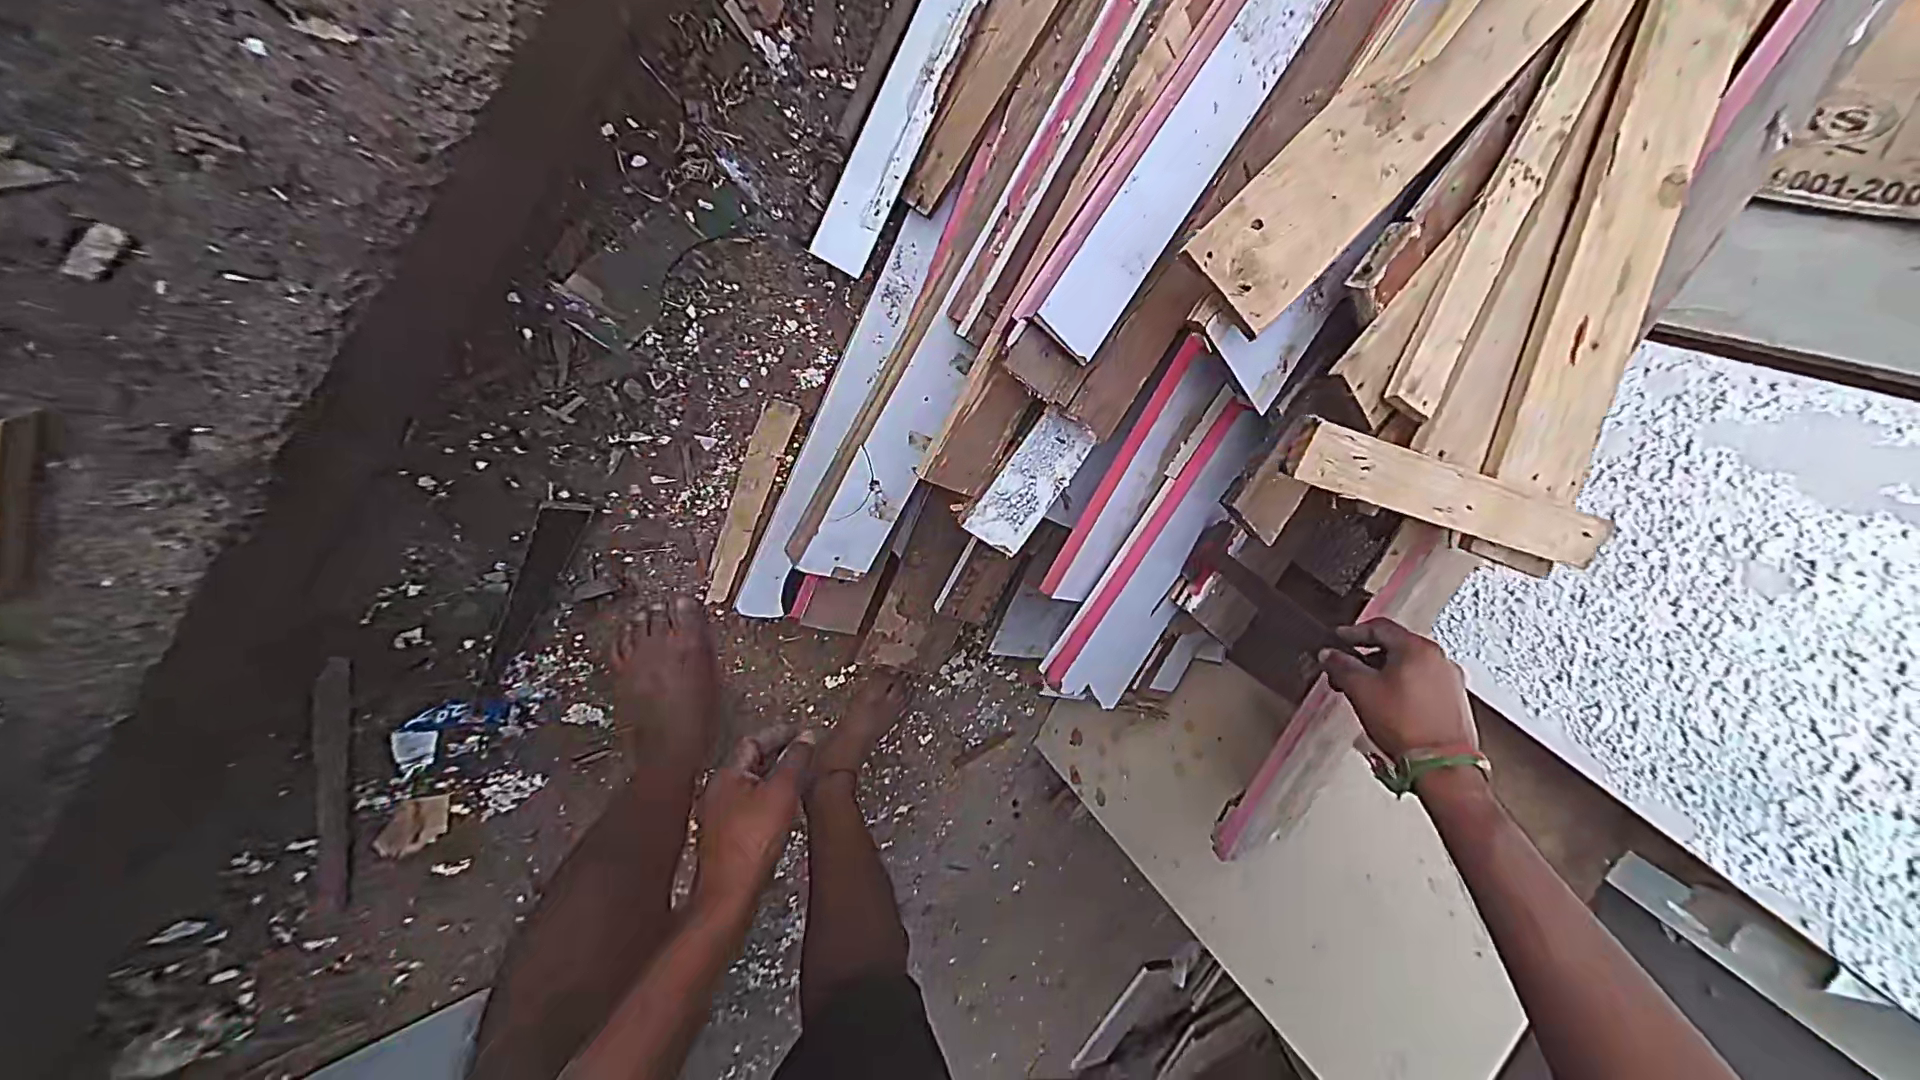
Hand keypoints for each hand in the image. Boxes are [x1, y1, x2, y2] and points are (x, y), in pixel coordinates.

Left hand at [694, 726, 816, 909]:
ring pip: (752, 784)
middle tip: (806, 753)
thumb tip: (806, 738)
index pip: (755, 740)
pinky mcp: (725, 837)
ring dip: (776, 777)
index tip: (803, 734)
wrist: (729, 895)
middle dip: (780, 755)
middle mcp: (717, 791)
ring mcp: (718, 815)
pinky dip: (770, 799)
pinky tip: (787, 809)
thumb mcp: (783, 792)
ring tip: (802, 778)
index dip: (781, 734)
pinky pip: (751, 805)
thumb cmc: (752, 843)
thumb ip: (795, 760)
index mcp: (726, 775)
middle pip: (752, 761)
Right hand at [1319, 618, 1475, 759]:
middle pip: (1394, 645)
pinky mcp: (1453, 700)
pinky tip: (1385, 701)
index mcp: (1418, 649)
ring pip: (1408, 664)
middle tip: (1345, 665)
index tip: (1339, 638)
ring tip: (1362, 687)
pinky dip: (1400, 685)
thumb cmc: (1407, 726)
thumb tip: (1330, 655)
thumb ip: (1340, 665)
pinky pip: (1420, 682)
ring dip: (1381, 671)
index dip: (1352, 632)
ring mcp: (1450, 680)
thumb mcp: (1359, 688)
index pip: (1379, 627)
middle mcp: (1439, 659)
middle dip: (1365, 655)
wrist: (1440, 764)